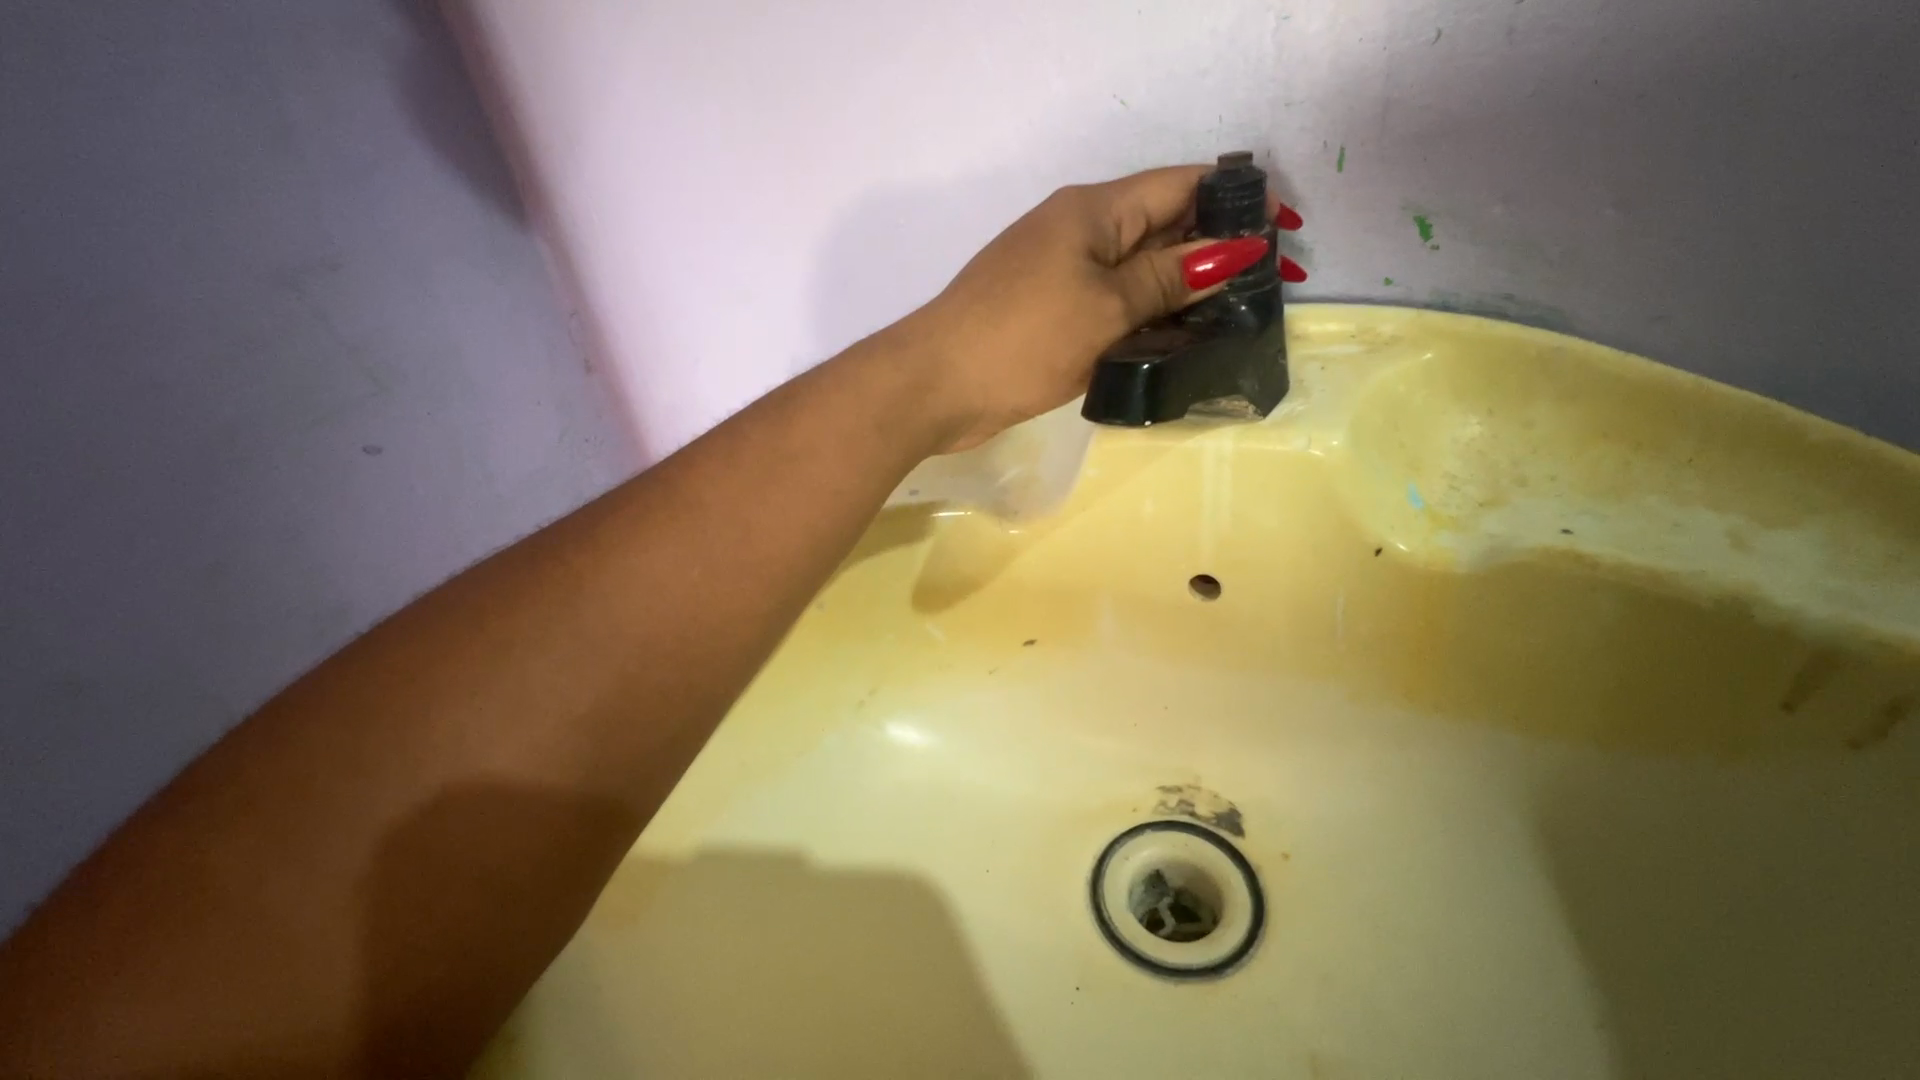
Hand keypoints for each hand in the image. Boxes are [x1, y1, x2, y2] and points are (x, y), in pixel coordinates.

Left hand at [897, 165, 1305, 453]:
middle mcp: (1081, 235)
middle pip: (1164, 230)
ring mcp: (1064, 279)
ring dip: (1185, 296)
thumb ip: (1167, 280)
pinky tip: (1184, 349)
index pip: (1180, 187)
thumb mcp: (1105, 306)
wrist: (934, 386)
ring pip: (1140, 277)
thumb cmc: (1021, 338)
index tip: (1285, 233)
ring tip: (1240, 323)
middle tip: (1271, 292)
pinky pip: (1115, 312)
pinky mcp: (1053, 319)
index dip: (1237, 203)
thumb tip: (1233, 251)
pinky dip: (1148, 325)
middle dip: (1217, 255)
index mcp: (1094, 212)